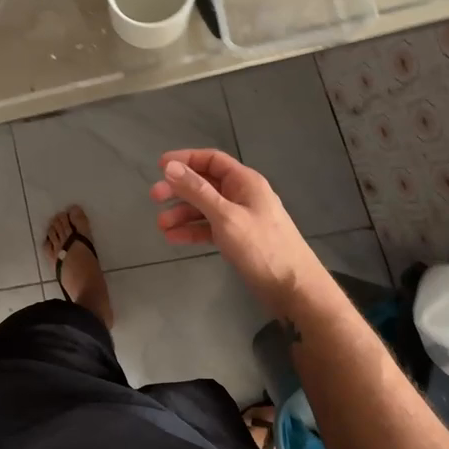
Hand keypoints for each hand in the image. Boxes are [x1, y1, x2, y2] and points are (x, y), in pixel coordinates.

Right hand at [150, 148, 320, 311]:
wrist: (293, 289)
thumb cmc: (262, 247)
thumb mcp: (225, 216)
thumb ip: (197, 191)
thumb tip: (171, 167)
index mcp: (245, 182)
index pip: (212, 160)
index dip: (186, 159)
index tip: (160, 166)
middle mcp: (242, 195)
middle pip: (205, 184)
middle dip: (179, 190)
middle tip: (154, 198)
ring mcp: (241, 218)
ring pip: (205, 208)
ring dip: (182, 214)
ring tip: (161, 226)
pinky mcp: (239, 239)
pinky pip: (210, 228)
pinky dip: (193, 231)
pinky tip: (174, 238)